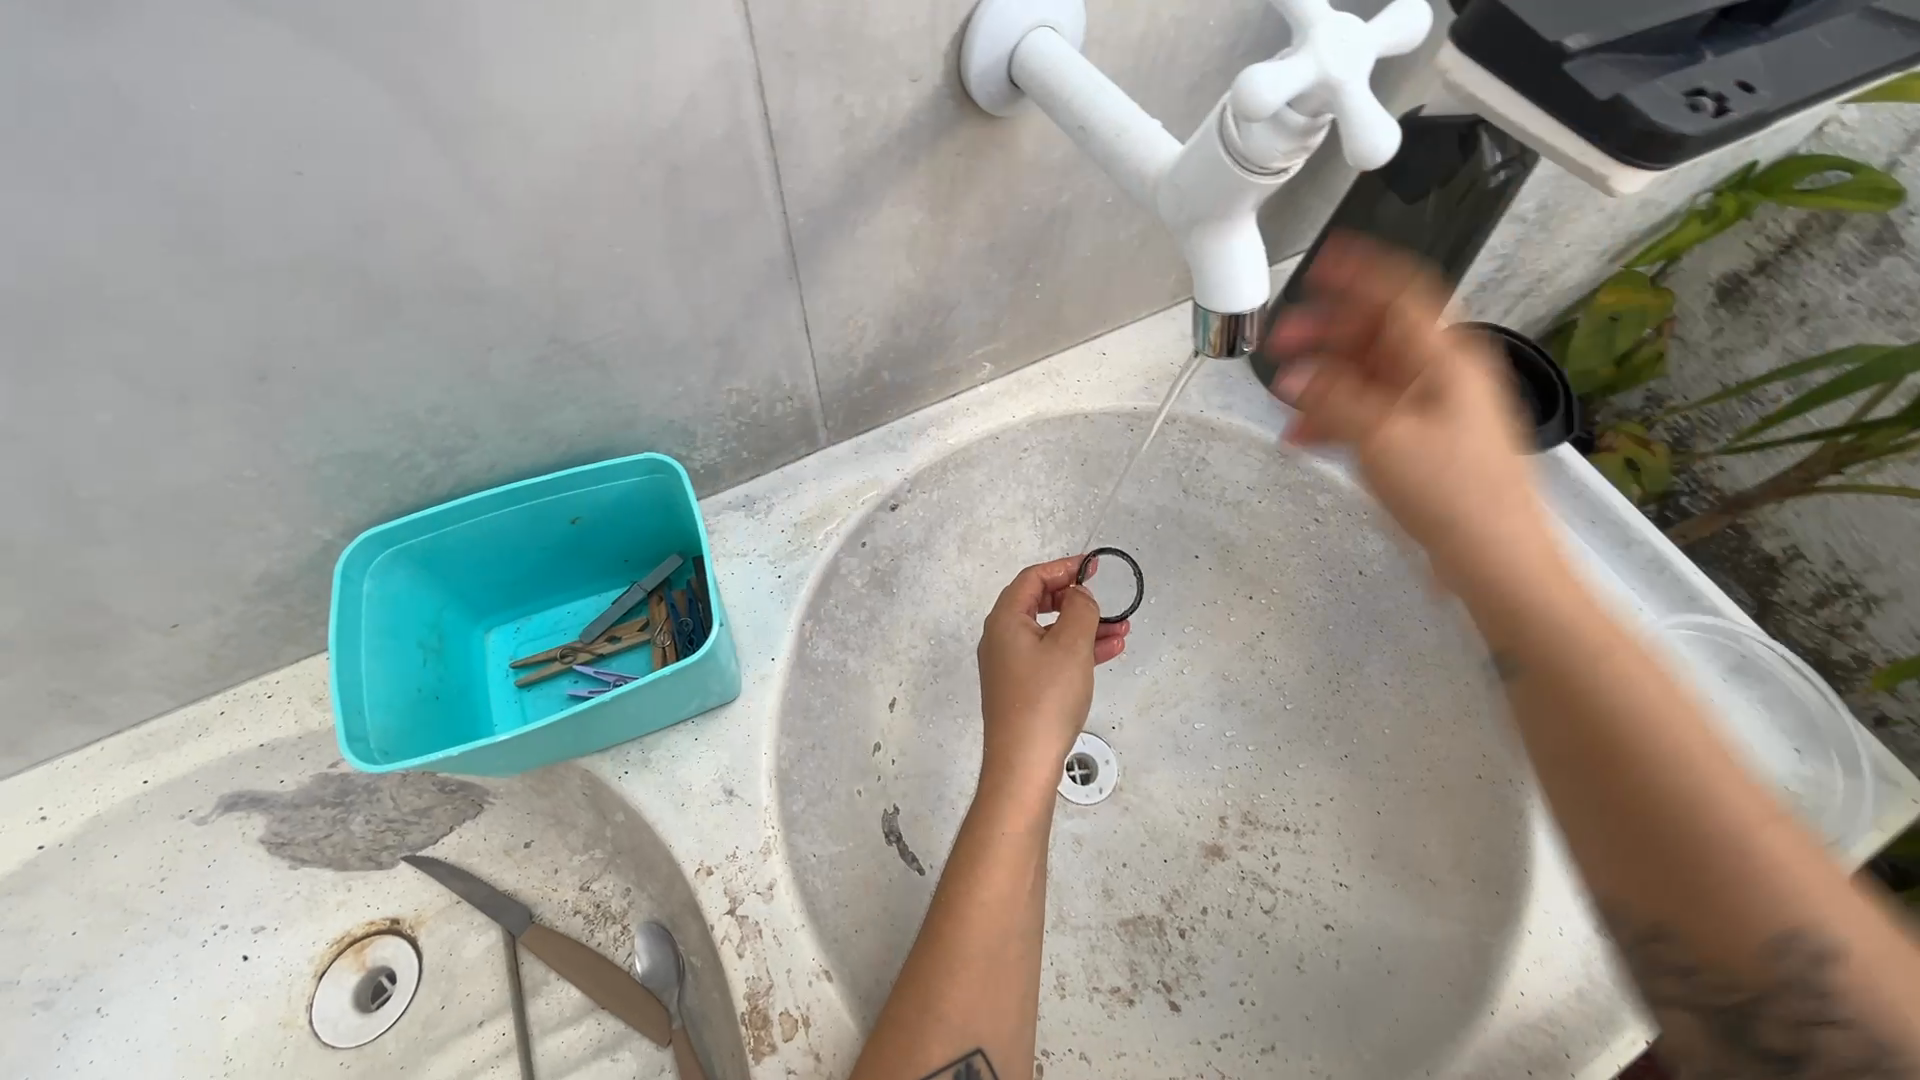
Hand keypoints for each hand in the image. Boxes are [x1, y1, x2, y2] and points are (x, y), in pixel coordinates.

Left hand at [976, 556, 1129, 800]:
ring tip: (1122, 630)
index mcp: (1005, 620)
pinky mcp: (1021, 687)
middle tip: (1106, 600)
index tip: (1094, 567)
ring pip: (1051, 633)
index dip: (1064, 568)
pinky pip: (1051, 656)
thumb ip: (1079, 609)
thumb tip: (1078, 594)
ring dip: (1085, 628)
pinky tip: (1109, 653)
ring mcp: (1009, 665)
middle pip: (1040, 604)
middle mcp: (1001, 638)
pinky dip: (1077, 651)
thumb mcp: (1070, 645)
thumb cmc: (1046, 698)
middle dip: (1077, 601)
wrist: (1023, 762)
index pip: (1032, 579)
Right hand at [1265, 234, 1557, 594]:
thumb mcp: (1382, 438)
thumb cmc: (1455, 494)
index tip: (1322, 262)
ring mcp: (1432, 411)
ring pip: (1369, 376)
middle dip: (1327, 333)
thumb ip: (1332, 400)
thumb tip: (1294, 375)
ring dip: (1325, 379)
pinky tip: (1305, 433)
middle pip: (1377, 335)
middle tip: (1281, 340)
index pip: (1399, 295)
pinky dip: (1336, 416)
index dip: (1360, 273)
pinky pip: (1370, 413)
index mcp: (1445, 359)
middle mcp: (1442, 376)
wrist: (1495, 557)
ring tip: (1283, 392)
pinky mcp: (1421, 444)